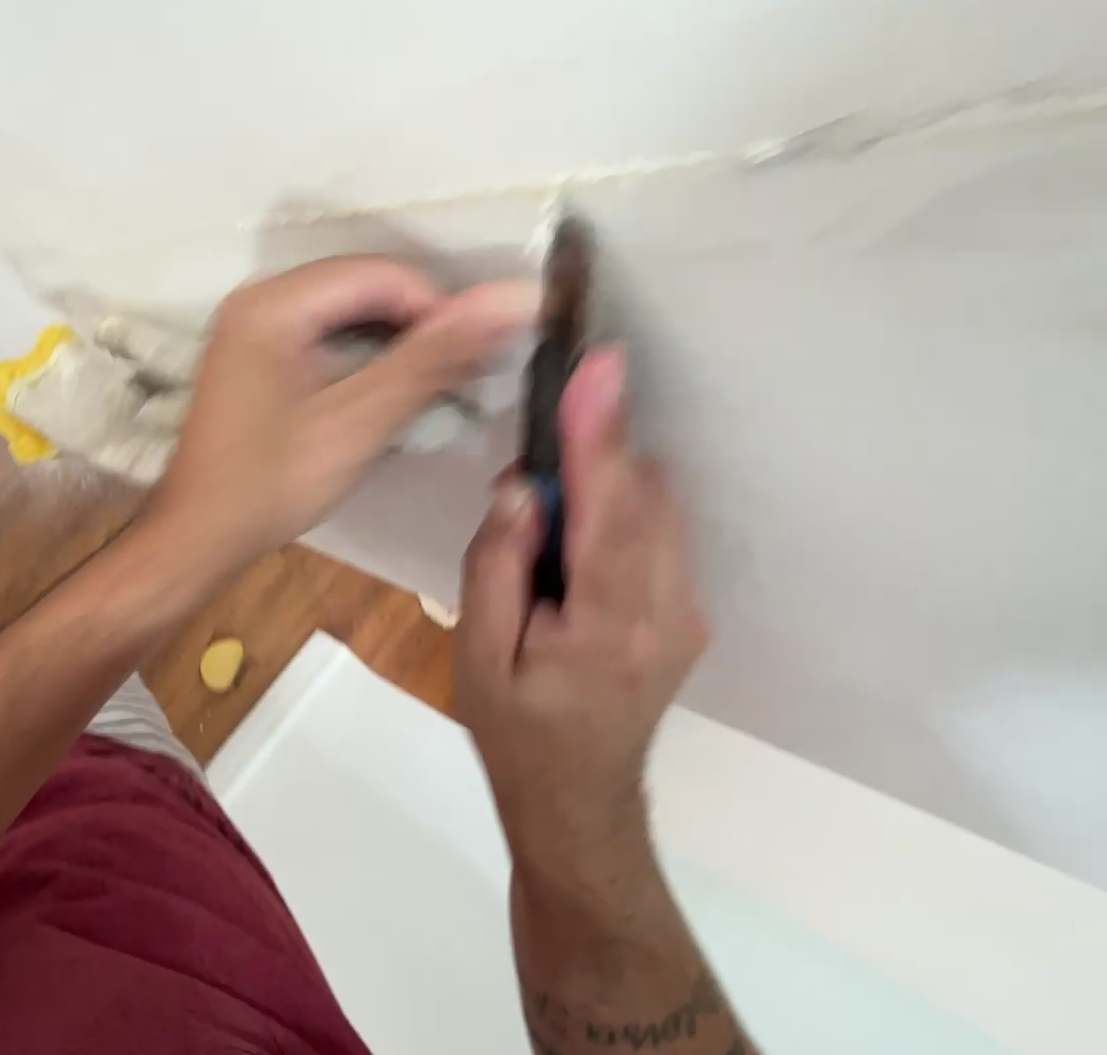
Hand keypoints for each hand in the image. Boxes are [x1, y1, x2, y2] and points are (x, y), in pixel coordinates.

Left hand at [147, 257, 538, 571]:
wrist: (198, 535)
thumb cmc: (271, 484)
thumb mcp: (357, 422)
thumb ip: (431, 359)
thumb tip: (511, 299)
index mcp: (273, 304)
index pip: (381, 274)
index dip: (438, 307)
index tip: (475, 357)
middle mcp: (255, 300)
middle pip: (360, 288)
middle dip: (416, 325)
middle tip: (459, 376)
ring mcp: (247, 328)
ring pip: (342, 313)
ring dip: (391, 343)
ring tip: (430, 388)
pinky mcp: (250, 357)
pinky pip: (319, 336)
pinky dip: (357, 358)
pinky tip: (382, 394)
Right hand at [453, 346, 707, 867]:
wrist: (574, 797)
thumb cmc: (512, 727)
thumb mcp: (476, 651)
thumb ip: (496, 565)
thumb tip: (524, 489)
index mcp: (608, 621)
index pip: (610, 506)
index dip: (599, 432)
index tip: (597, 365)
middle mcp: (666, 608)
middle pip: (644, 493)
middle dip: (591, 460)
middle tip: (525, 489)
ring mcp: (686, 611)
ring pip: (657, 507)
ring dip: (602, 487)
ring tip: (540, 530)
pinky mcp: (685, 613)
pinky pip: (657, 533)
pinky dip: (615, 514)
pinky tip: (569, 552)